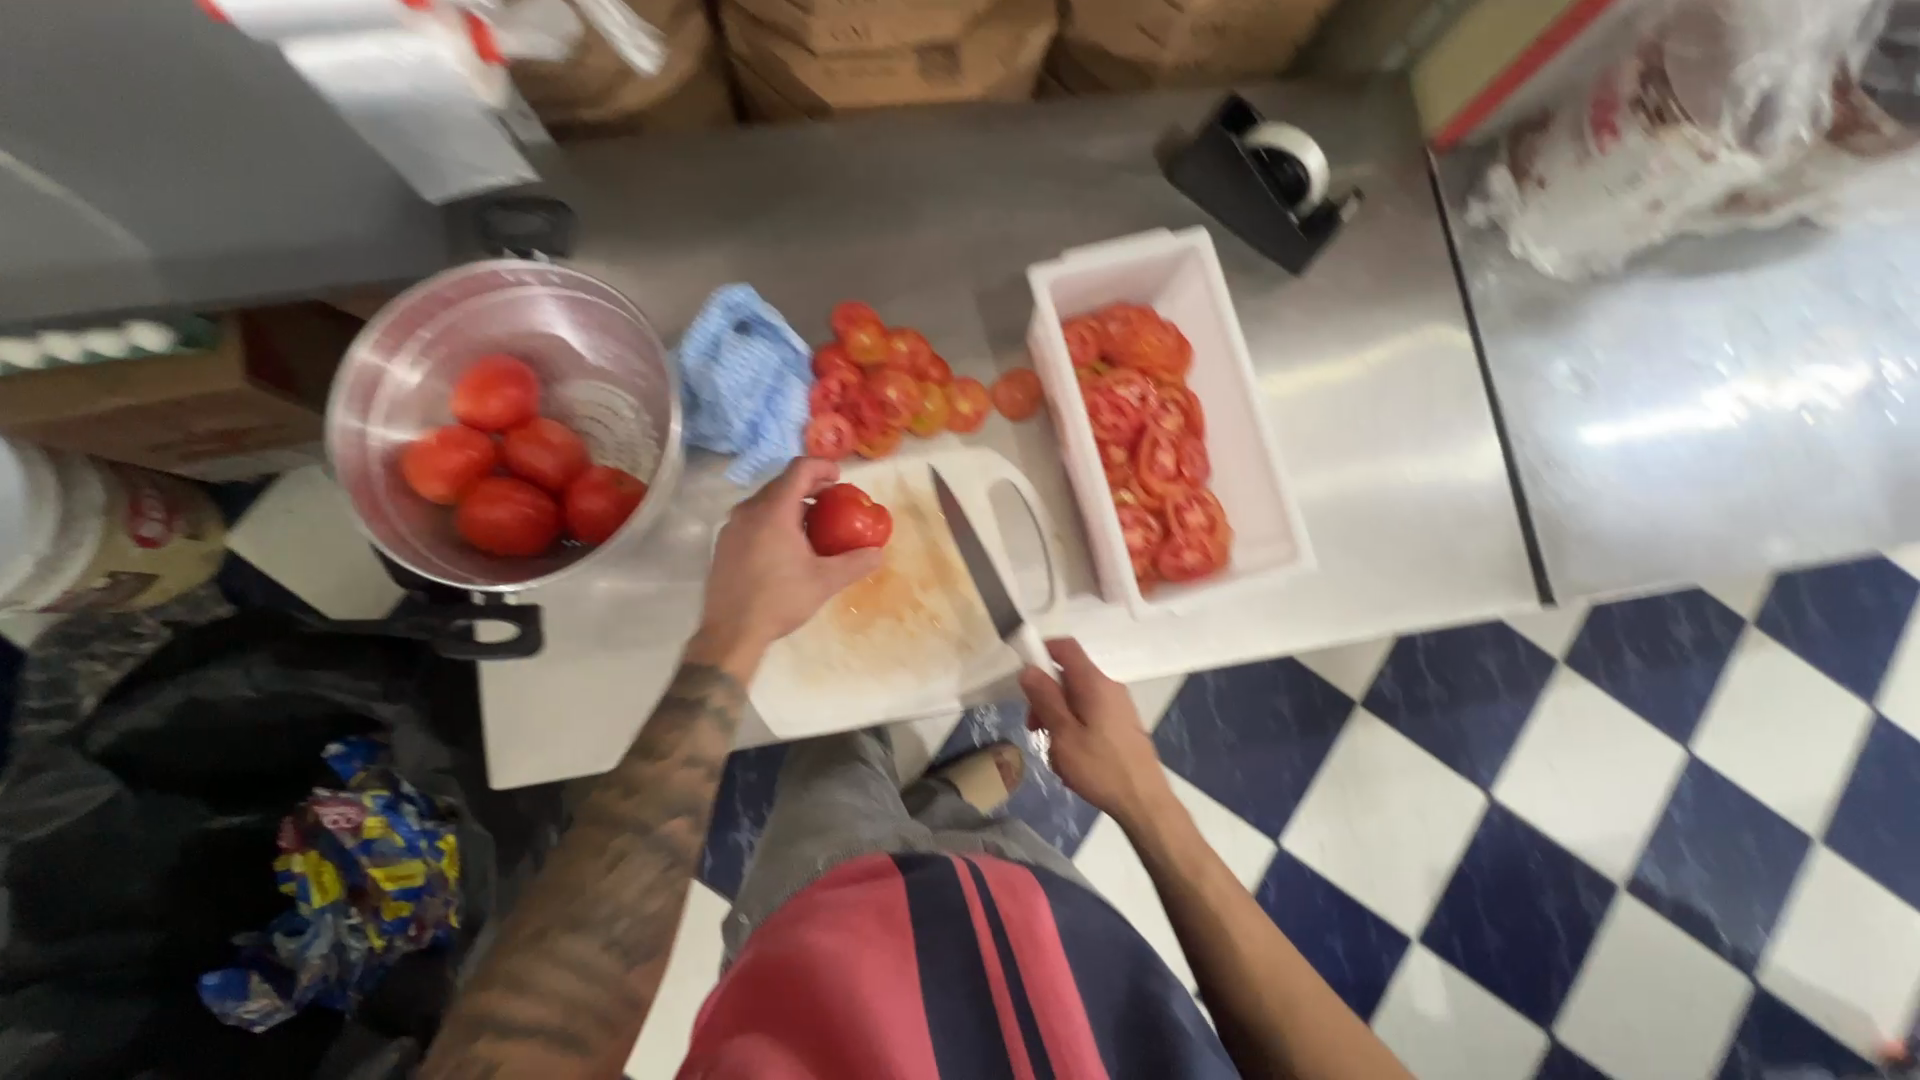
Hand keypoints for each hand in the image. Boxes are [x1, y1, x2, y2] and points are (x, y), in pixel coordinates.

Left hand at [689, 458, 883, 675]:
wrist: (731, 633)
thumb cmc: (779, 601)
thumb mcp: (824, 582)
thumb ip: (855, 563)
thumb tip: (879, 553)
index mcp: (773, 511)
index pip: (799, 469)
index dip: (823, 467)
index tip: (840, 479)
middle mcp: (749, 510)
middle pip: (782, 483)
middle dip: (810, 487)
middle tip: (834, 504)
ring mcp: (732, 526)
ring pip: (766, 501)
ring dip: (792, 505)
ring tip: (814, 526)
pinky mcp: (724, 543)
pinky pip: (753, 518)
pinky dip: (774, 520)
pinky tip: (788, 547)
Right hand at [1019, 639, 1174, 828]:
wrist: (1145, 802)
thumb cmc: (1100, 768)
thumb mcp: (1064, 735)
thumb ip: (1045, 699)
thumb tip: (1029, 669)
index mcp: (1095, 684)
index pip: (1066, 647)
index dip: (1042, 651)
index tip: (1024, 677)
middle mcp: (1109, 687)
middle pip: (1069, 676)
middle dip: (1046, 696)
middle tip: (1034, 728)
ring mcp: (1119, 706)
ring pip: (1078, 699)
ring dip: (1059, 717)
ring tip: (1055, 751)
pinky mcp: (1122, 725)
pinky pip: (1091, 714)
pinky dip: (1075, 727)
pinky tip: (1073, 758)